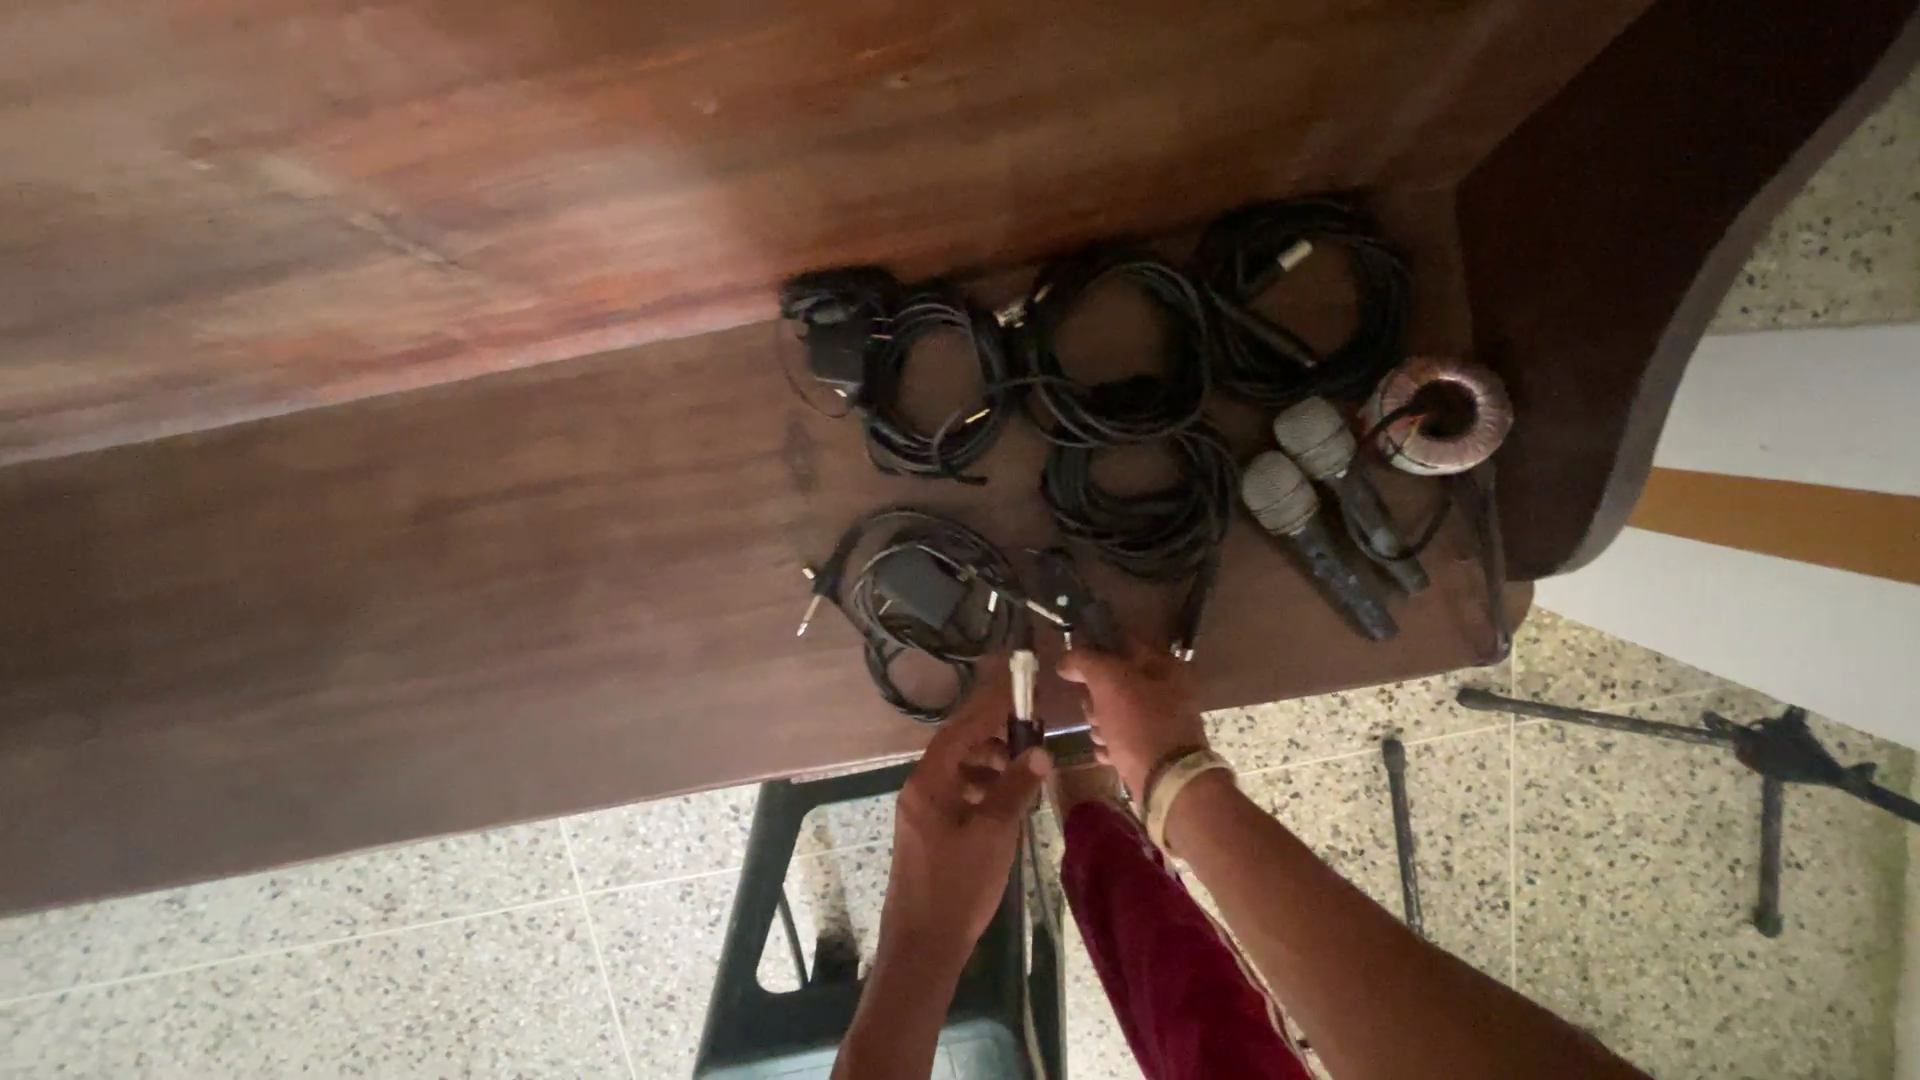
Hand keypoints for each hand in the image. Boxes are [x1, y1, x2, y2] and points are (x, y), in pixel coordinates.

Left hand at [880, 667, 1051, 958]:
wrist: (922, 945)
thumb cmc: (957, 885)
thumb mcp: (993, 833)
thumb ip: (1015, 788)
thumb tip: (1038, 751)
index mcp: (928, 782)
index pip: (958, 730)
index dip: (987, 710)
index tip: (1015, 694)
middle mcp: (919, 790)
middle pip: (955, 748)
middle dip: (990, 738)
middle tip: (1026, 736)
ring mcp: (921, 813)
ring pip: (957, 773)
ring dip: (988, 766)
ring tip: (1021, 773)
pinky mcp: (928, 834)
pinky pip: (956, 797)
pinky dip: (981, 791)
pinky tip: (1005, 805)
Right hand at [1058, 636, 1206, 799]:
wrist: (1167, 781)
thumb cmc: (1139, 723)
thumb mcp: (1108, 681)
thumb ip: (1085, 661)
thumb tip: (1065, 660)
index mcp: (1164, 666)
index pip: (1123, 643)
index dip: (1095, 649)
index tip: (1074, 665)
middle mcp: (1167, 690)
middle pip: (1116, 682)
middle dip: (1095, 698)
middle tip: (1092, 709)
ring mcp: (1161, 721)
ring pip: (1116, 712)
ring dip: (1100, 724)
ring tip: (1102, 736)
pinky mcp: (1154, 749)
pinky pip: (1122, 739)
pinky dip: (1111, 745)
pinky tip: (1106, 752)